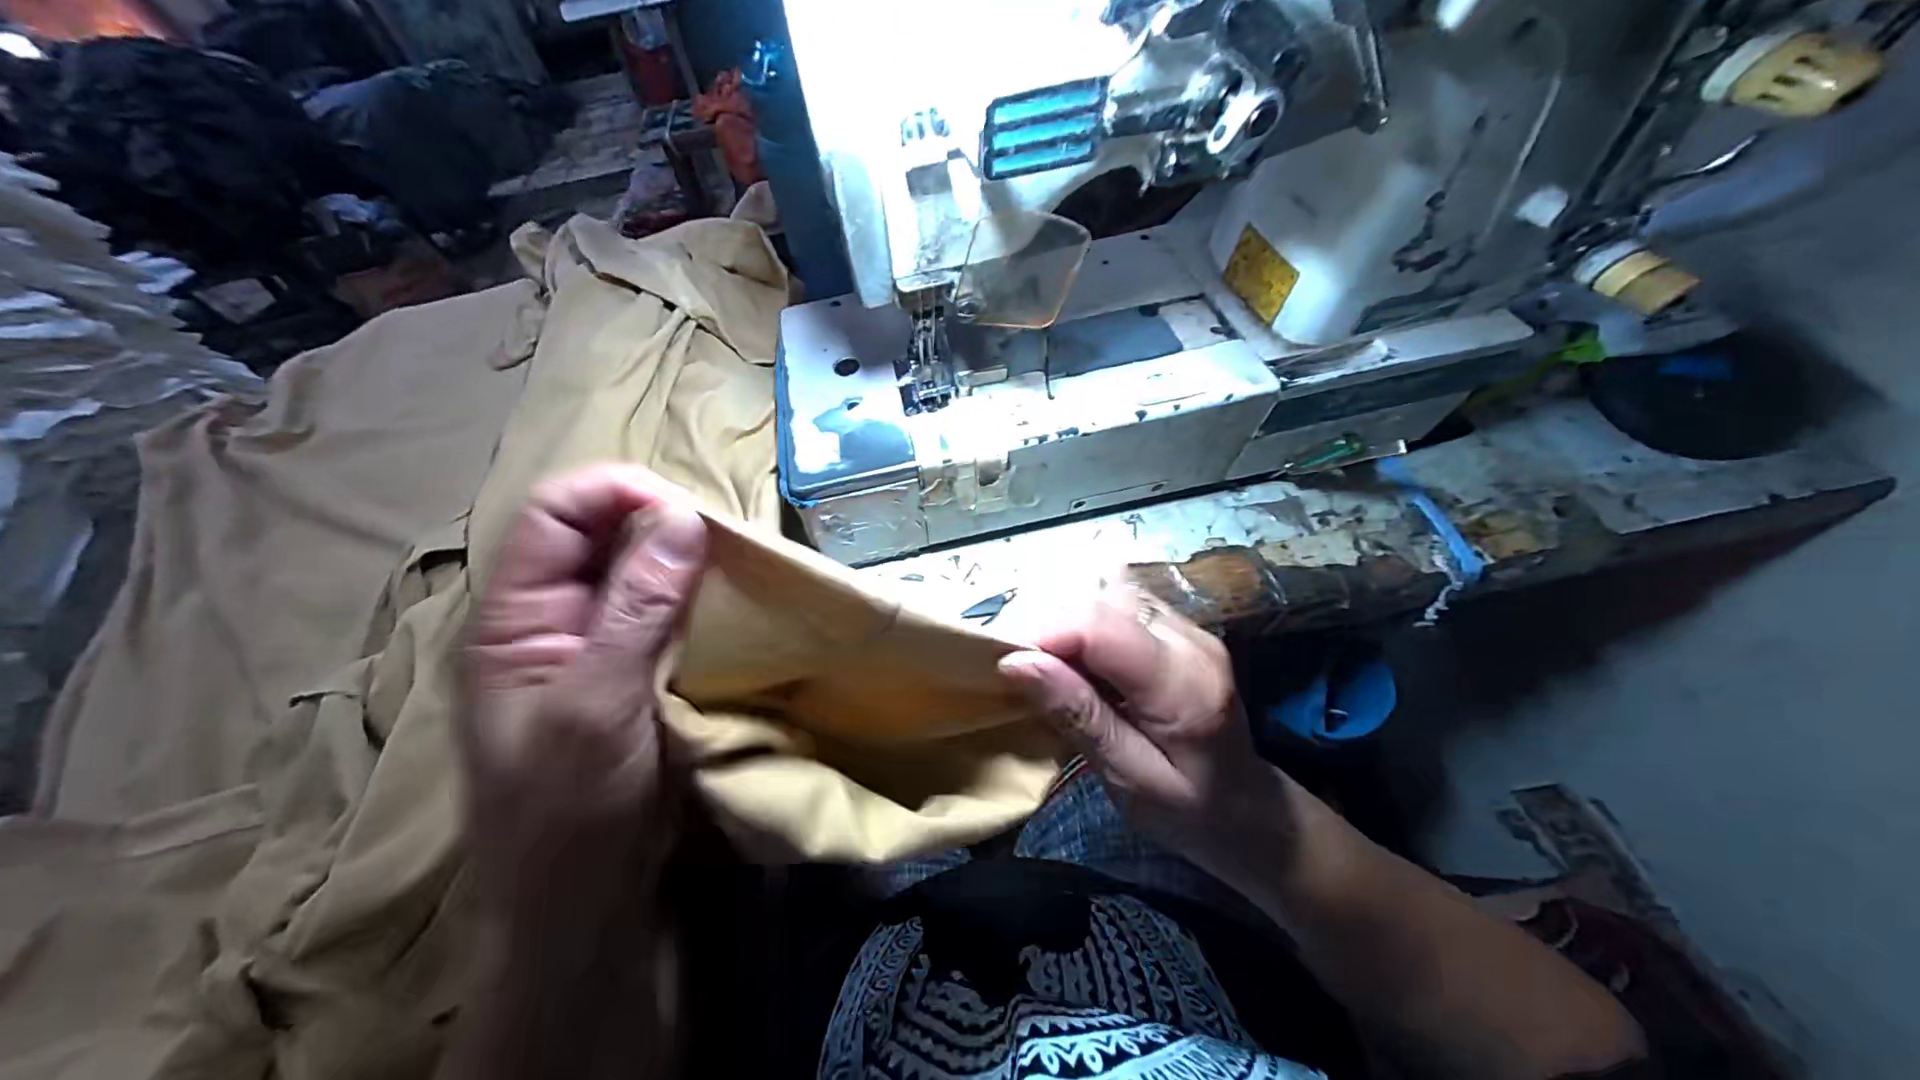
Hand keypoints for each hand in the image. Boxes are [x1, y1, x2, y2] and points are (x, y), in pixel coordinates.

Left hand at [458, 465, 706, 925]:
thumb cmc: (567, 808)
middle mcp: (548, 617)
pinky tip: (725, 597)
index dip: (615, 493)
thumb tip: (683, 517)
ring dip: (681, 555)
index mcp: (512, 617)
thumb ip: (637, 609)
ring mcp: (591, 643)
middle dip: (657, 520)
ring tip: (732, 560)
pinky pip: (660, 607)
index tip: (687, 507)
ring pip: (634, 567)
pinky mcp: (629, 666)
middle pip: (597, 533)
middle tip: (721, 537)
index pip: (554, 515)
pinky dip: (692, 592)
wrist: (580, 898)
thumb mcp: (597, 704)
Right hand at [997, 584, 1295, 890]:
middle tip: (1027, 675)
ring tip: (1053, 671)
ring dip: (1069, 627)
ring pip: (1108, 597)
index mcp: (1183, 685)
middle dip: (1053, 630)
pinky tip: (1083, 664)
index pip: (1101, 628)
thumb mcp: (1128, 779)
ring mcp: (1189, 629)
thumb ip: (1078, 716)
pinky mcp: (1180, 629)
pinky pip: (1121, 608)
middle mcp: (1191, 641)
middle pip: (1102, 603)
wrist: (1250, 810)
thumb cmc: (1190, 811)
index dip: (1046, 636)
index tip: (1009, 667)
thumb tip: (1017, 663)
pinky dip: (1088, 629)